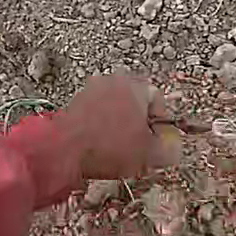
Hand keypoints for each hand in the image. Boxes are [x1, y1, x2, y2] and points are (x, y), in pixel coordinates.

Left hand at [56, 74, 182, 180]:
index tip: (157, 143)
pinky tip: (99, 147)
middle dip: (139, 125)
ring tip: (118, 151)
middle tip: (139, 148)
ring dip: (119, 126)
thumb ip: (168, 150)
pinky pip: (96, 115)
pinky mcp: (74, 103)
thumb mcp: (149, 154)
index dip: (161, 124)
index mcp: (136, 85)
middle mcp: (113, 81)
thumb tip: (173, 148)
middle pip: (135, 103)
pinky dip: (101, 128)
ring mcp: (91, 90)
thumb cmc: (111, 147)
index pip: (158, 100)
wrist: (62, 151)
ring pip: (115, 109)